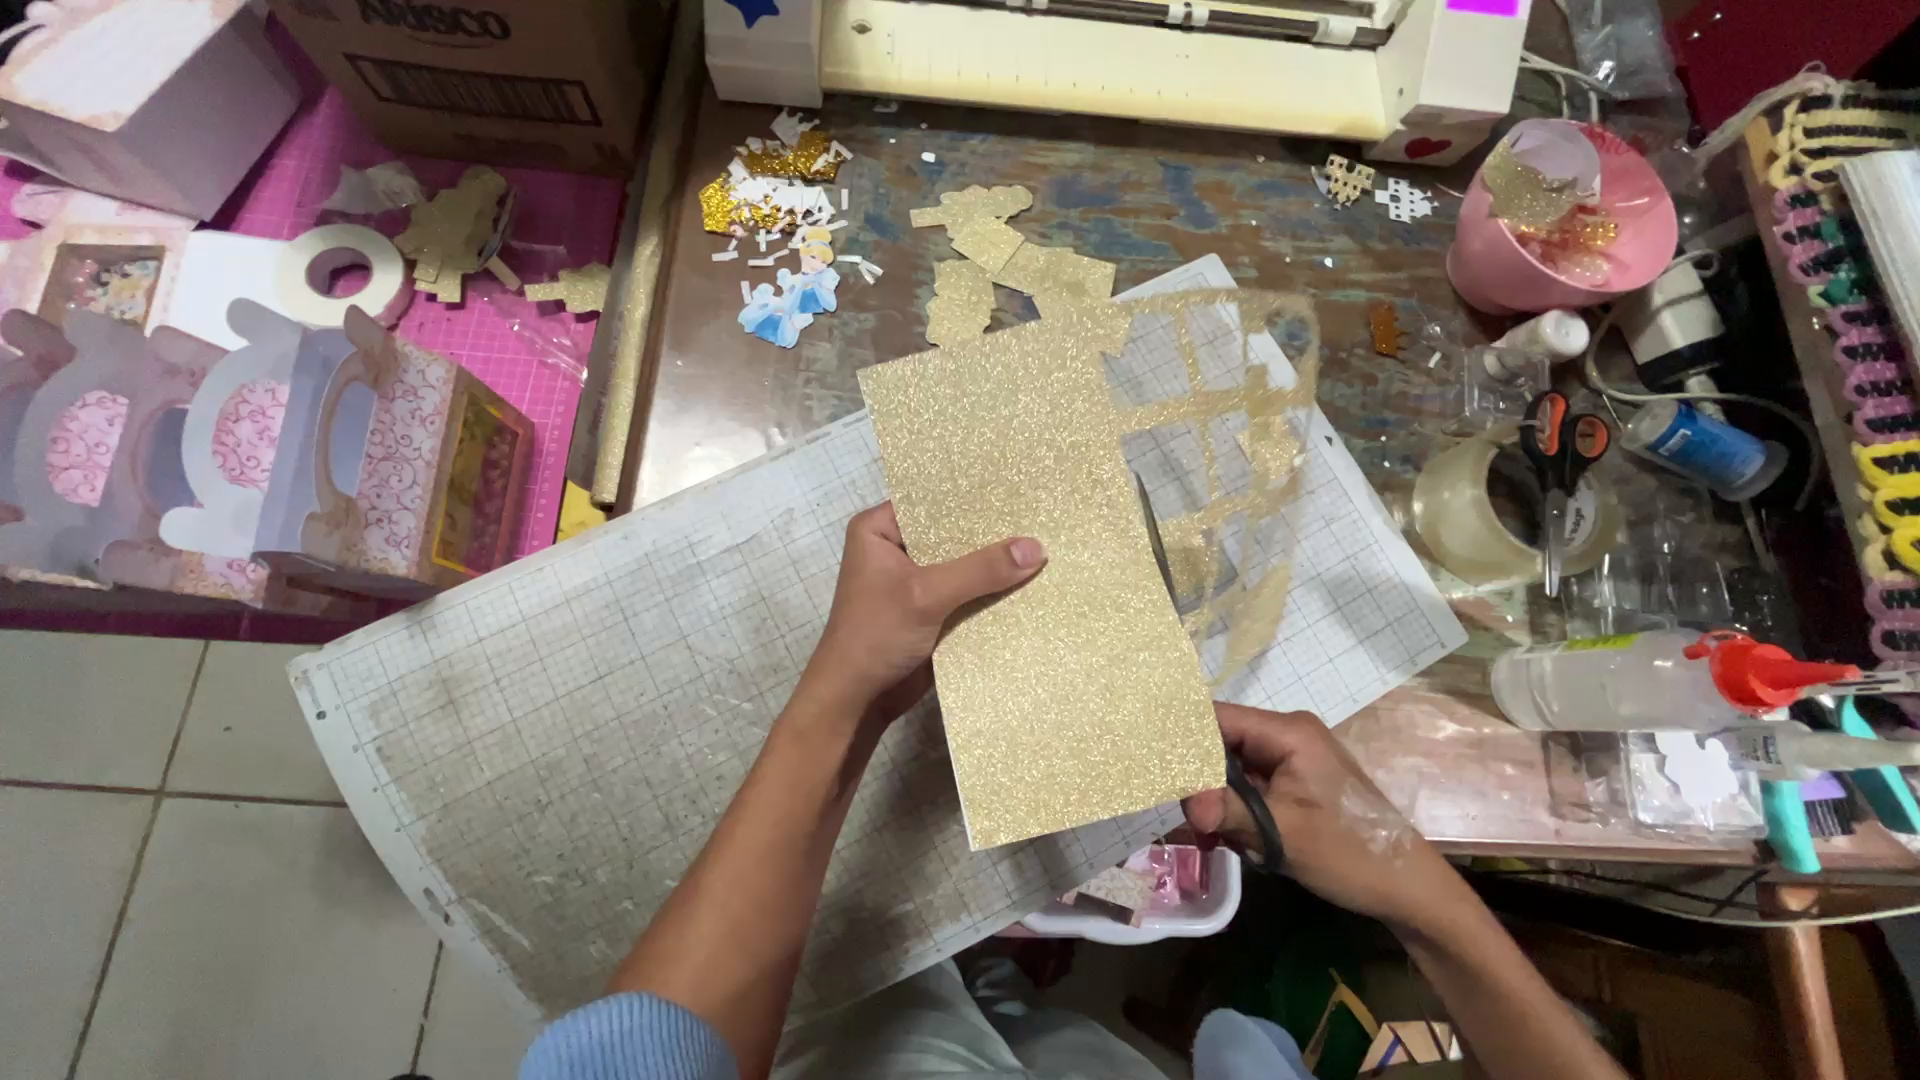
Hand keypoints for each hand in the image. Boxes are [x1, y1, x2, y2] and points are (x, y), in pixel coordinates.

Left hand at [798, 502, 1045, 722]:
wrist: (857, 700)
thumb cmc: (876, 635)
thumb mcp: (927, 595)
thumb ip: (981, 569)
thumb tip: (1037, 547)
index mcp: (879, 529)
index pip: (933, 499)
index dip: (974, 496)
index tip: (1019, 488)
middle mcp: (896, 548)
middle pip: (952, 532)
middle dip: (991, 533)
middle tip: (1042, 516)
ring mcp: (914, 580)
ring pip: (962, 564)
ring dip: (995, 565)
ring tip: (1047, 544)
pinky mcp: (930, 609)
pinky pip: (966, 592)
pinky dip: (991, 592)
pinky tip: (1032, 583)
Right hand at [1183, 704, 1471, 935]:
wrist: (1408, 888)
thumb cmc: (1350, 851)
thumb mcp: (1282, 832)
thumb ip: (1227, 809)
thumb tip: (1184, 805)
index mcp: (1287, 732)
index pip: (1215, 717)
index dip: (1181, 739)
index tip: (1152, 768)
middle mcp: (1285, 735)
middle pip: (1218, 743)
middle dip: (1196, 781)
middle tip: (1181, 816)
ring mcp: (1289, 759)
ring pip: (1227, 769)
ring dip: (1211, 802)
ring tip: (1206, 837)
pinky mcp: (1290, 782)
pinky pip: (1245, 786)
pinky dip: (1229, 811)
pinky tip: (1224, 839)